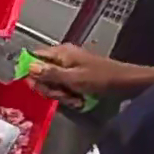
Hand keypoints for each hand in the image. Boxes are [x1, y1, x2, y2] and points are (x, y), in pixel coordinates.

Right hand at [28, 44, 153, 107]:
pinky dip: (68, 95)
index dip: (30, 72)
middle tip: (61, 95)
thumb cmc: (100, 78)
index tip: (35, 85)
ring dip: (60, 94)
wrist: (124, 83)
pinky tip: (78, 100)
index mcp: (60, 53)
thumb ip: (49, 73)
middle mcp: (62, 58)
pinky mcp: (74, 77)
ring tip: (73, 99)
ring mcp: (68, 68)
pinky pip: (62, 87)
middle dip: (49, 88)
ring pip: (51, 84)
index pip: (34, 57)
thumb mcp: (73, 78)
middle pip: (40, 74)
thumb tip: (29, 68)